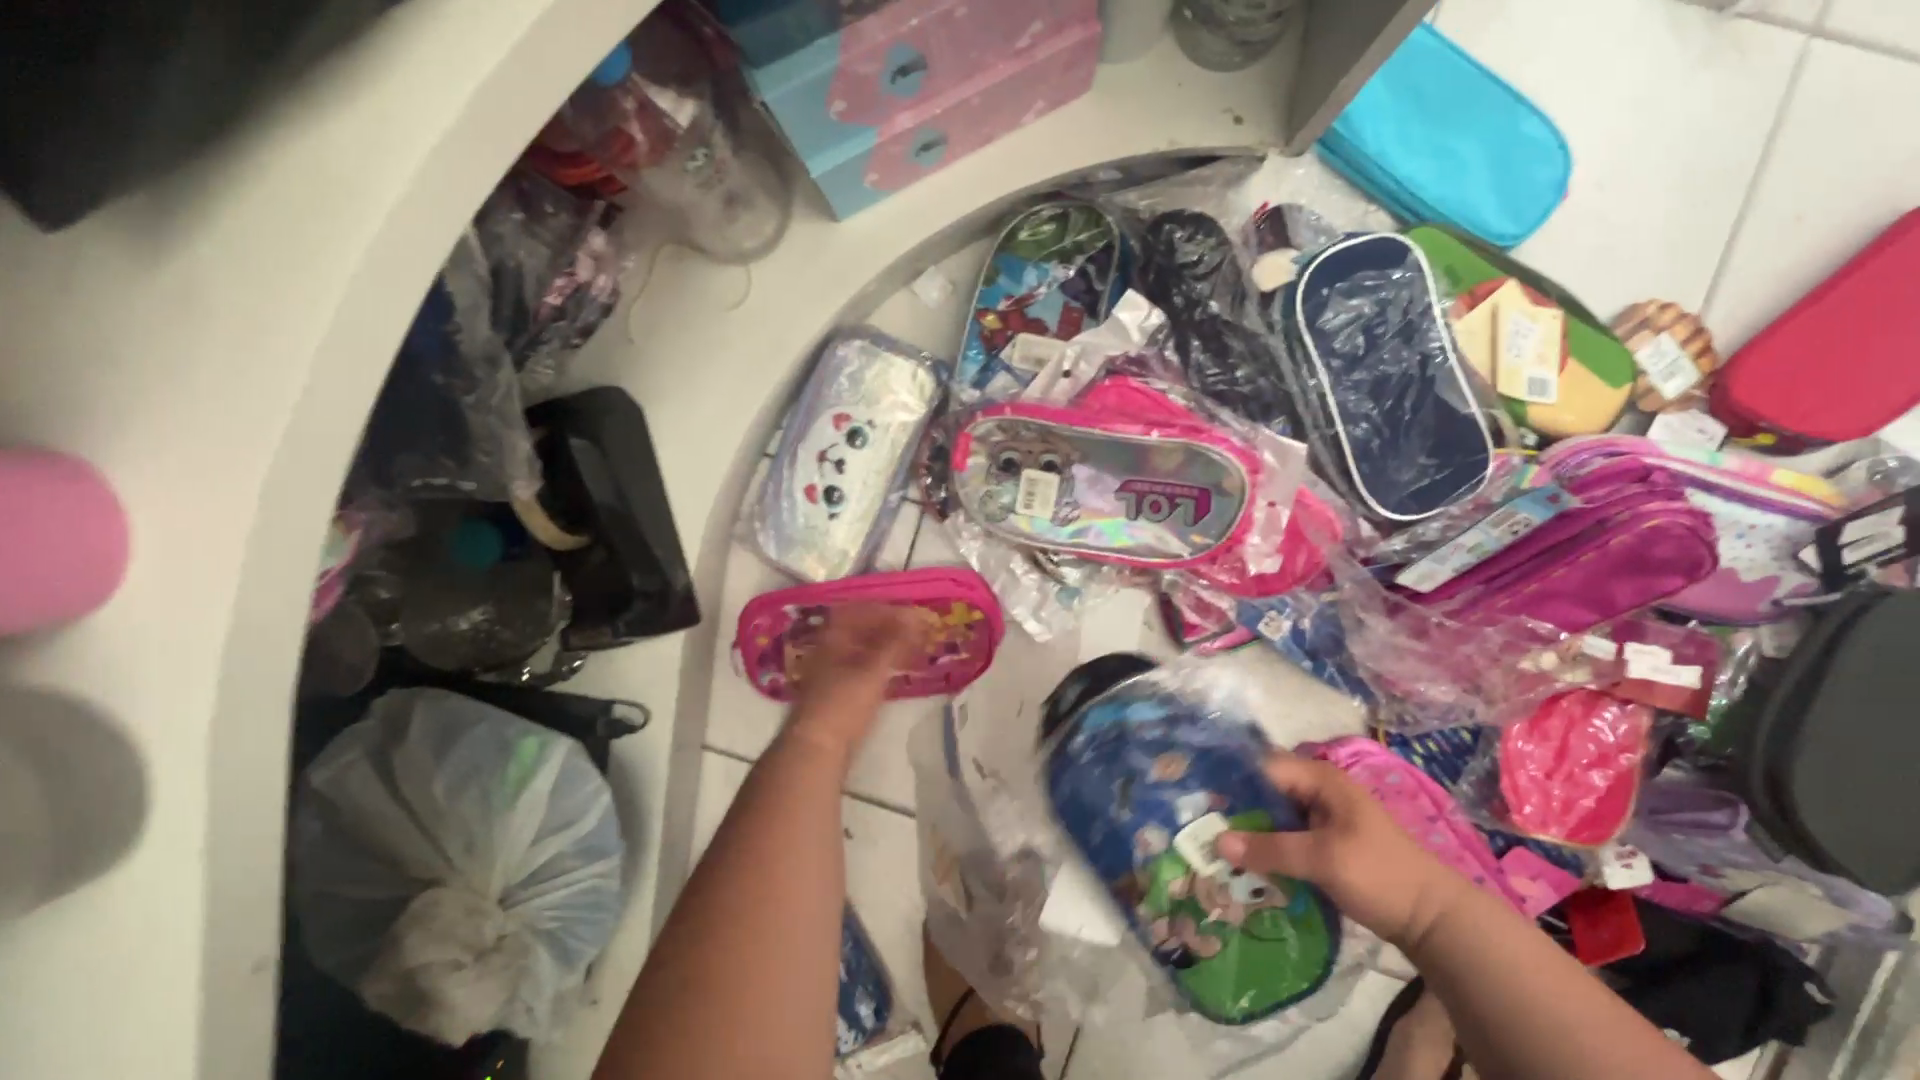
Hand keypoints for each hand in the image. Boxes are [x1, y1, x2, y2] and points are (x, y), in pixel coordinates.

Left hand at [784, 605, 927, 759]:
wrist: (818, 747)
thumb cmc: (843, 702)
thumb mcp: (872, 669)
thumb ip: (894, 641)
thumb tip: (914, 615)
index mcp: (833, 638)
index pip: (860, 610)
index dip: (886, 609)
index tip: (911, 614)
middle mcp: (831, 650)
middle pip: (862, 630)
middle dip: (891, 628)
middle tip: (918, 633)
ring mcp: (834, 672)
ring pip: (865, 651)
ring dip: (889, 647)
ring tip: (915, 651)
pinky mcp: (840, 693)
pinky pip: (865, 669)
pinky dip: (884, 666)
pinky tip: (899, 672)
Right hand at [1215, 753, 1469, 949]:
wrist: (1433, 919)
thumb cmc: (1381, 875)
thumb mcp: (1323, 860)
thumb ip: (1270, 849)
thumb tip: (1217, 842)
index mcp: (1321, 780)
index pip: (1263, 767)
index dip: (1230, 780)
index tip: (1196, 798)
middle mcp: (1318, 793)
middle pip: (1264, 792)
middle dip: (1233, 810)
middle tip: (1196, 829)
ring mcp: (1321, 821)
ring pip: (1272, 819)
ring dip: (1247, 835)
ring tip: (1210, 850)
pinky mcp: (1323, 847)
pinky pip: (1284, 841)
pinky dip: (1264, 852)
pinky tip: (1241, 868)